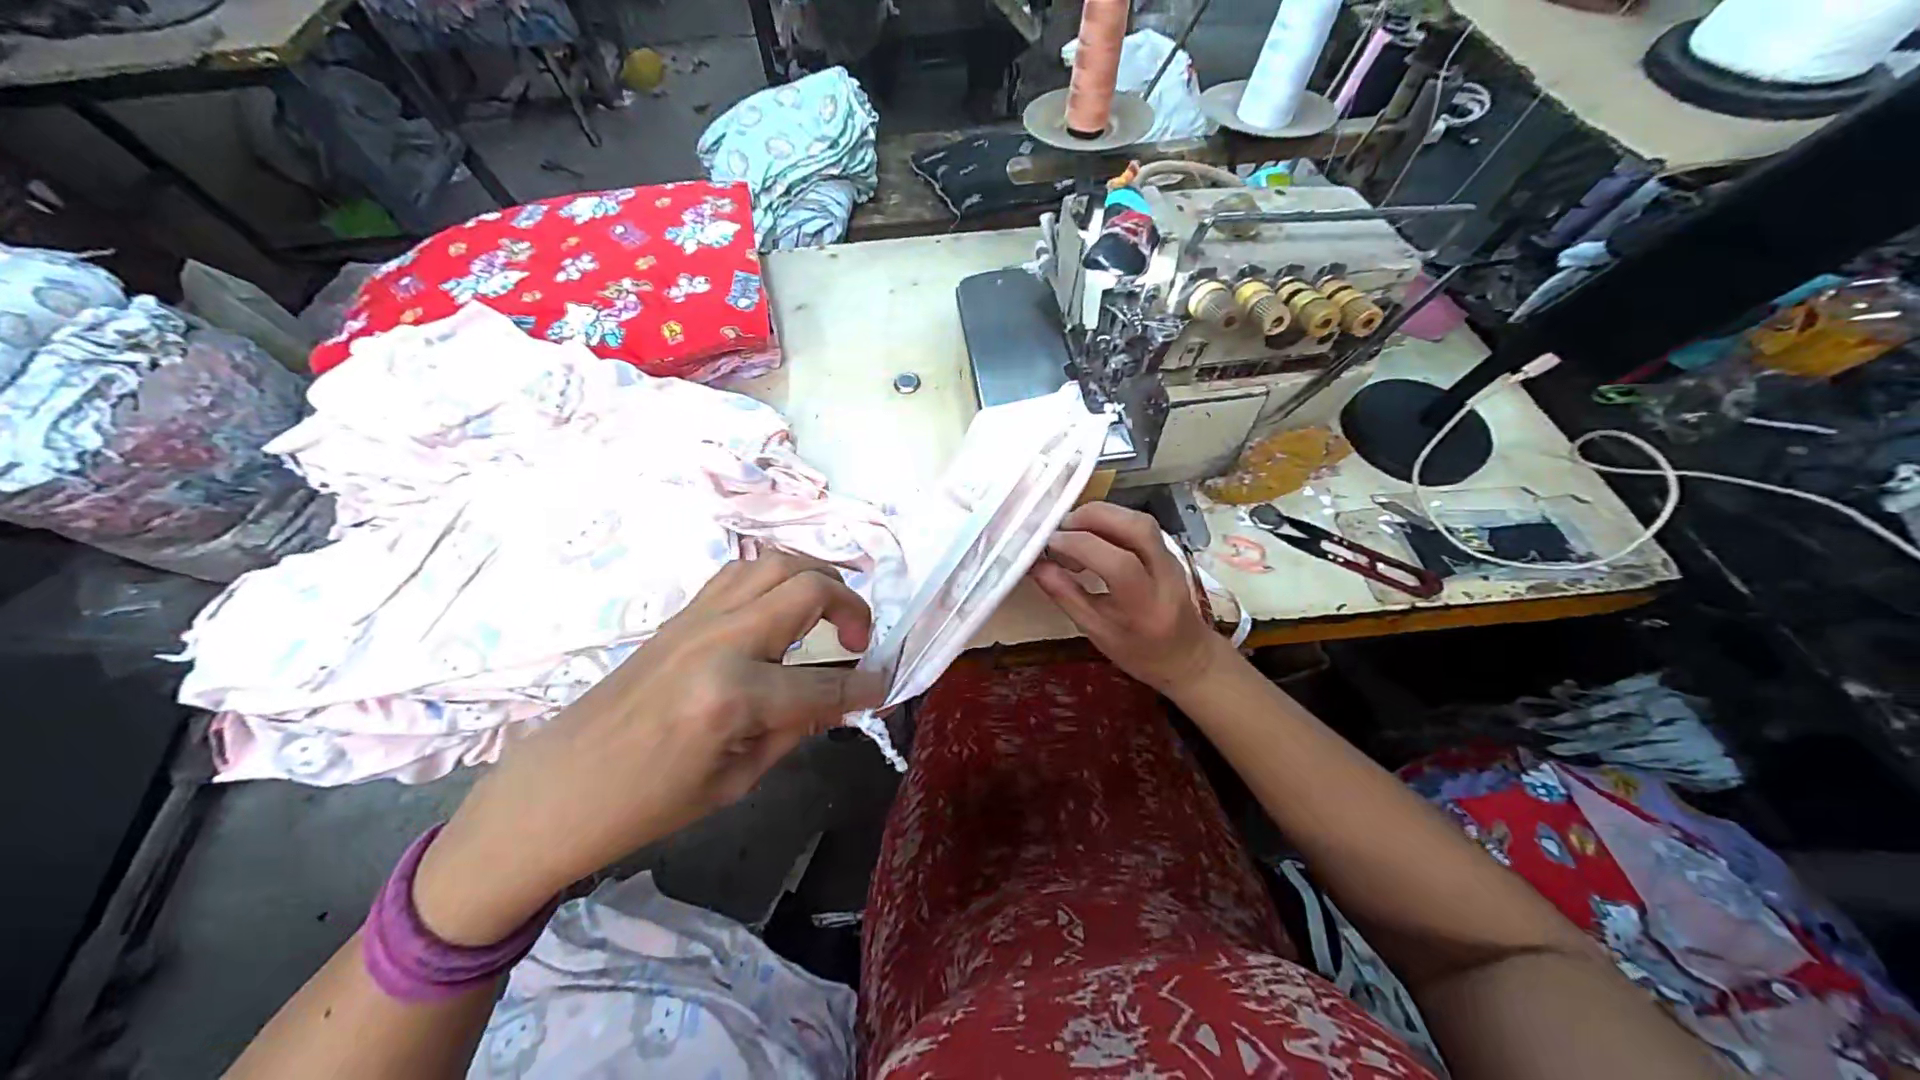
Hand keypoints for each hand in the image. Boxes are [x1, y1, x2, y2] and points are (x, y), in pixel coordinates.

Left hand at [411, 552, 885, 944]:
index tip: (885, 689)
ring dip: (815, 577)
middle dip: (852, 607)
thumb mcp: (736, 780)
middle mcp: (718, 640)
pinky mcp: (680, 615)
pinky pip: (741, 573)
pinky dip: (776, 578)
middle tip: (859, 639)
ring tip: (829, 611)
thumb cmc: (646, 804)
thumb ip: (796, 728)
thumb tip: (844, 699)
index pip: (823, 685)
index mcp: (733, 696)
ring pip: (775, 563)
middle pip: (808, 588)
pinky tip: (782, 608)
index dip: (864, 689)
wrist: (556, 788)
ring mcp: (696, 618)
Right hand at [1030, 502, 1231, 697]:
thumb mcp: (1097, 633)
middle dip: (1093, 517)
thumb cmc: (1140, 652)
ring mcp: (1171, 559)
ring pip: (1139, 520)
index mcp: (1146, 606)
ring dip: (1102, 515)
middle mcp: (1165, 575)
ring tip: (1072, 530)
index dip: (1080, 546)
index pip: (1117, 563)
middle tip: (1061, 528)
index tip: (1049, 545)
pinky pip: (1139, 525)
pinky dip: (1111, 522)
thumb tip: (1037, 566)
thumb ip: (1067, 597)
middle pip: (1137, 527)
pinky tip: (1091, 535)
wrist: (1187, 657)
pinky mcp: (1169, 551)